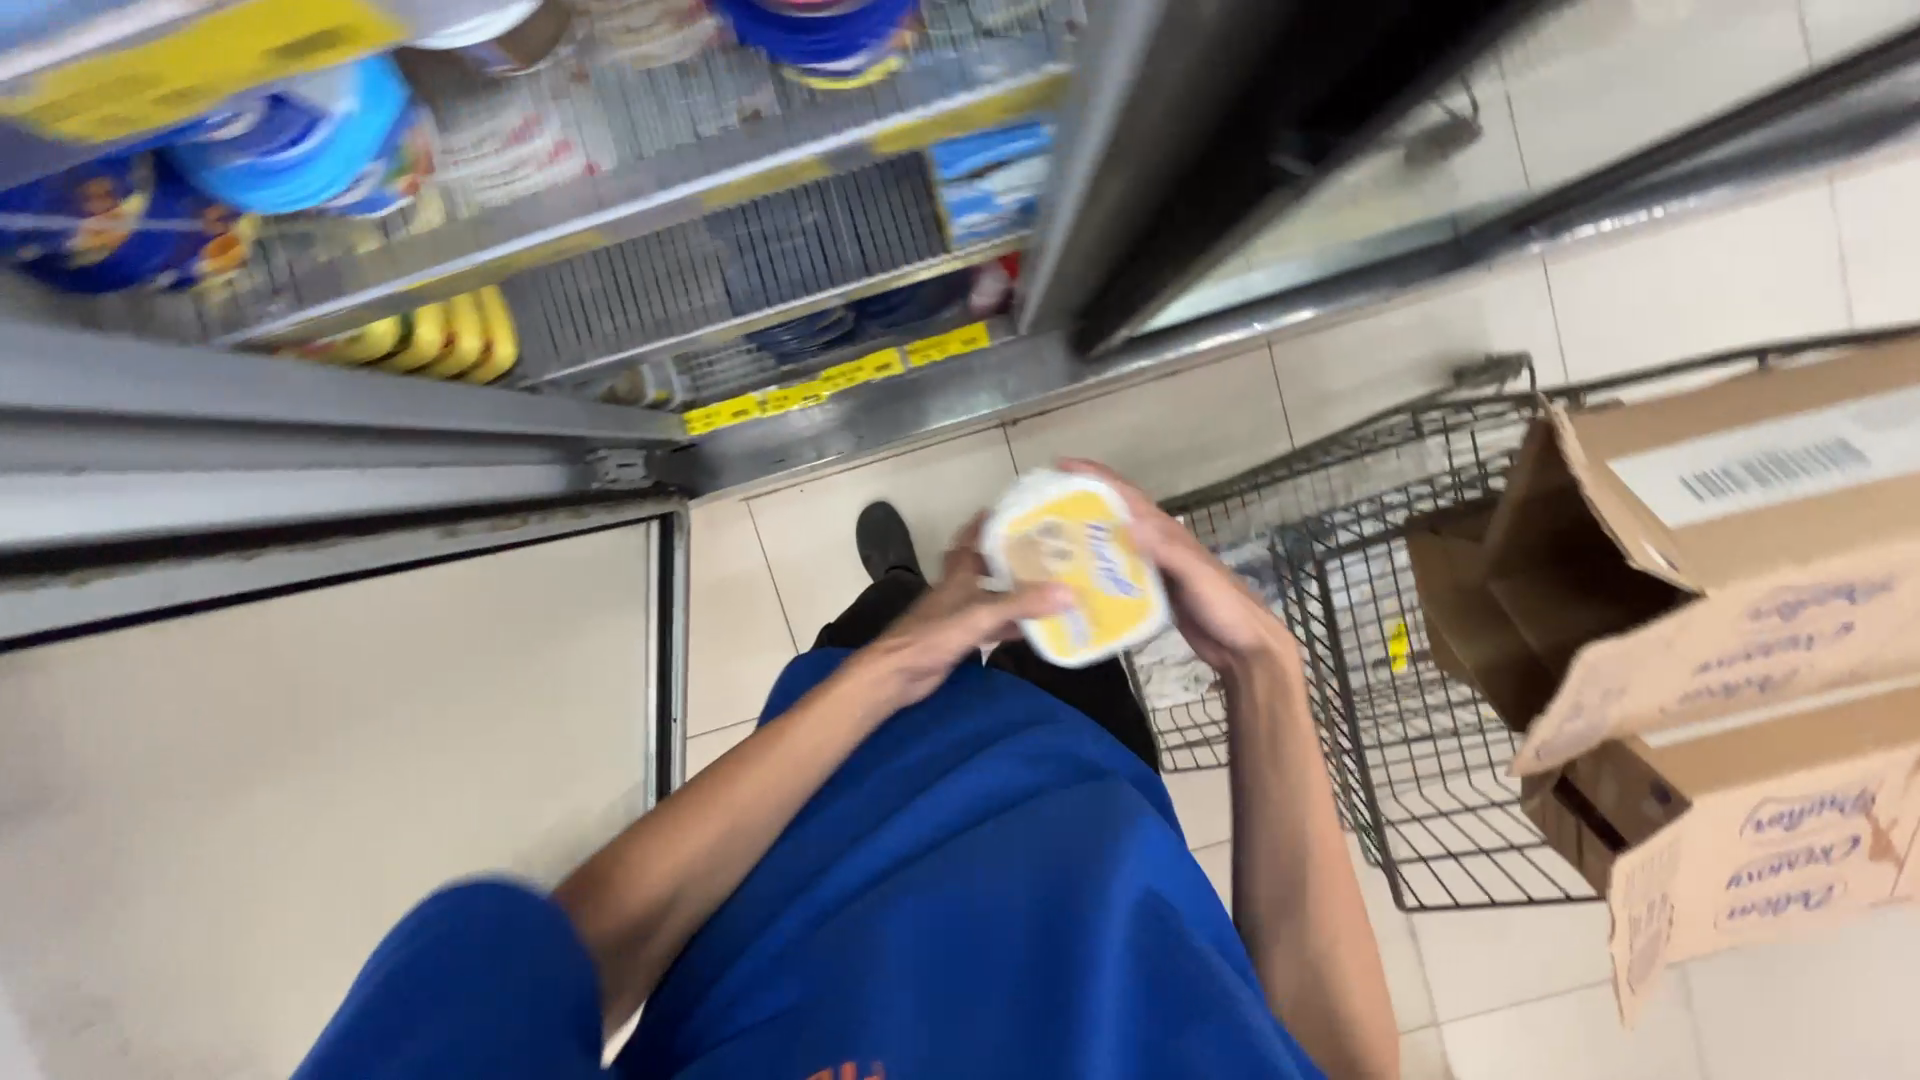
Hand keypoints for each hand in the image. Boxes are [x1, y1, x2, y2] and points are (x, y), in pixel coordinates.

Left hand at [840, 513, 1069, 713]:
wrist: (898, 673)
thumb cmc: (933, 635)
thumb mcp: (981, 615)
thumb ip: (1021, 604)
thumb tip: (1068, 593)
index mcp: (957, 575)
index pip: (970, 540)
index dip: (985, 524)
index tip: (1008, 511)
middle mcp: (958, 590)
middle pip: (984, 568)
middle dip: (1008, 559)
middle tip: (1041, 552)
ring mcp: (958, 616)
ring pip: (991, 598)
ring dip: (1013, 594)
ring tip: (1047, 588)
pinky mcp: (959, 640)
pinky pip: (991, 627)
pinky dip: (1010, 626)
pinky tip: (1032, 630)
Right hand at [1058, 459, 1299, 680]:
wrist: (1246, 648)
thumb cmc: (1226, 606)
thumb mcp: (1197, 575)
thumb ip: (1167, 551)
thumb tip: (1127, 524)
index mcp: (1168, 532)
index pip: (1127, 495)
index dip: (1097, 477)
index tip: (1062, 467)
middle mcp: (1158, 544)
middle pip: (1116, 515)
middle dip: (1083, 504)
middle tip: (1044, 506)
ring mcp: (1155, 568)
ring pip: (1115, 544)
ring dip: (1087, 538)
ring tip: (1051, 541)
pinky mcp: (1153, 592)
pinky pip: (1119, 573)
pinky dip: (1098, 571)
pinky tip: (1077, 581)